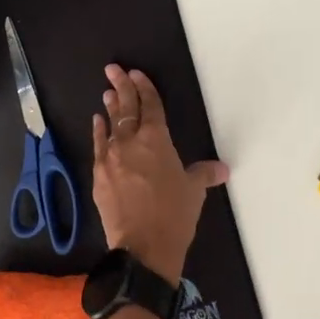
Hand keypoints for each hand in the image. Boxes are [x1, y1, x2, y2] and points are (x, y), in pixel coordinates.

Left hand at [89, 64, 228, 284]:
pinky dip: (99, 132)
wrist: (143, 249)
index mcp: (156, 139)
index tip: (136, 73)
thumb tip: (222, 169)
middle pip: (126, 107)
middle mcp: (131, 142)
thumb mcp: (194, 192)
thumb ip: (204, 174)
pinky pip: (98, 146)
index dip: (144, 88)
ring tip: (107, 92)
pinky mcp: (99, 176)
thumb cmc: (174, 215)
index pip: (150, 105)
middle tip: (113, 69)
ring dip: (111, 106)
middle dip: (121, 86)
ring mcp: (111, 158)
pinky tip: (97, 122)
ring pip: (111, 124)